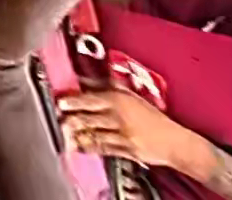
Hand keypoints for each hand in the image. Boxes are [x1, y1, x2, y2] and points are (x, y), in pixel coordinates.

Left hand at [59, 90, 216, 173]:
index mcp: (117, 100)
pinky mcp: (127, 152)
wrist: (176, 142)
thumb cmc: (149, 114)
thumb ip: (102, 85)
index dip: (73, 102)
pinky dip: (88, 146)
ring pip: (94, 134)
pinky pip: (103, 148)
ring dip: (76, 133)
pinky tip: (77, 145)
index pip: (90, 100)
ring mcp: (123, 137)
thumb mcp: (128, 94)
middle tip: (55, 117)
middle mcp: (119, 118)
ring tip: (61, 131)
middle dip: (70, 118)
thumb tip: (79, 79)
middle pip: (89, 118)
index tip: (59, 101)